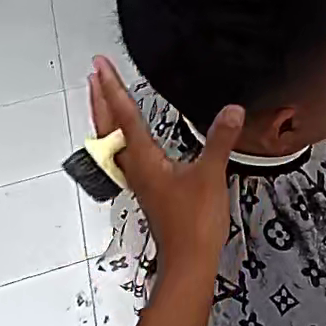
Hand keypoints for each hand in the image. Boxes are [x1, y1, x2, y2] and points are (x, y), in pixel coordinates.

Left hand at [89, 56, 243, 274]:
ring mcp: (141, 179)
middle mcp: (136, 167)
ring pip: (114, 140)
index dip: (113, 88)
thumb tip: (231, 111)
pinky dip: (122, 136)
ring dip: (107, 116)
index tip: (102, 66)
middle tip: (94, 74)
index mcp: (144, 159)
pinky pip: (127, 153)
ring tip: (104, 98)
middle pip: (109, 126)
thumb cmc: (193, 224)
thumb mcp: (211, 175)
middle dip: (101, 98)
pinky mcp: (150, 188)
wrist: (189, 259)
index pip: (124, 116)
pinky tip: (131, 138)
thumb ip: (220, 140)